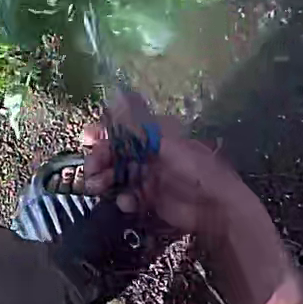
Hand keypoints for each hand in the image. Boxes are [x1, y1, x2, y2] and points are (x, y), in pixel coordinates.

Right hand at [80, 95, 268, 245]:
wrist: (214, 207)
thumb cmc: (193, 169)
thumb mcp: (163, 144)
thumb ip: (136, 125)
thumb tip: (115, 95)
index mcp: (155, 135)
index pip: (123, 128)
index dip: (104, 132)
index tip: (87, 138)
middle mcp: (150, 153)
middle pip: (115, 153)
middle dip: (100, 160)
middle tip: (90, 171)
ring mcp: (149, 176)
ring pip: (118, 175)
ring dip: (105, 180)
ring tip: (97, 188)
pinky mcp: (150, 199)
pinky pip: (129, 196)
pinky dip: (124, 199)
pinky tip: (128, 203)